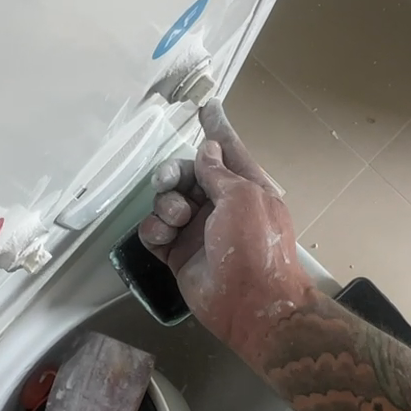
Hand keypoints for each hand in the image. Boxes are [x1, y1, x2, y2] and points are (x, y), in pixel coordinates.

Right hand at [137, 100, 315, 355]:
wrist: (250, 304)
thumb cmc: (256, 245)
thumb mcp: (244, 197)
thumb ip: (219, 172)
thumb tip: (206, 150)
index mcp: (244, 187)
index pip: (227, 150)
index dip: (216, 129)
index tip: (207, 106)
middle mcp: (219, 206)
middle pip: (186, 174)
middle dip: (174, 174)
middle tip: (169, 182)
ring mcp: (196, 231)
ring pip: (166, 202)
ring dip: (166, 205)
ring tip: (177, 219)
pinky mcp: (176, 254)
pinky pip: (154, 231)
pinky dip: (154, 230)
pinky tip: (164, 236)